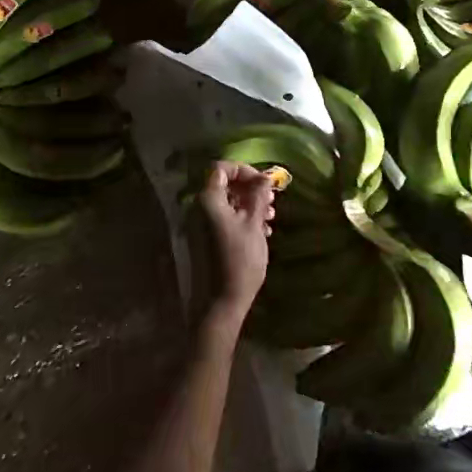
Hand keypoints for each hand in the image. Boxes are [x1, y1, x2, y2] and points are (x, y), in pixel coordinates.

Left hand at [197, 162, 272, 316]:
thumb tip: (265, 177)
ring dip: (250, 205)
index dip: (244, 170)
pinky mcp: (205, 240)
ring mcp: (200, 225)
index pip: (222, 168)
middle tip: (272, 200)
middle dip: (250, 189)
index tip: (264, 182)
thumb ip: (258, 196)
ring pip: (227, 203)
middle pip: (225, 185)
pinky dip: (242, 219)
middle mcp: (199, 209)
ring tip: (271, 218)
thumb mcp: (253, 225)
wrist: (220, 303)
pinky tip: (262, 231)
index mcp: (208, 201)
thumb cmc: (239, 260)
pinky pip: (223, 219)